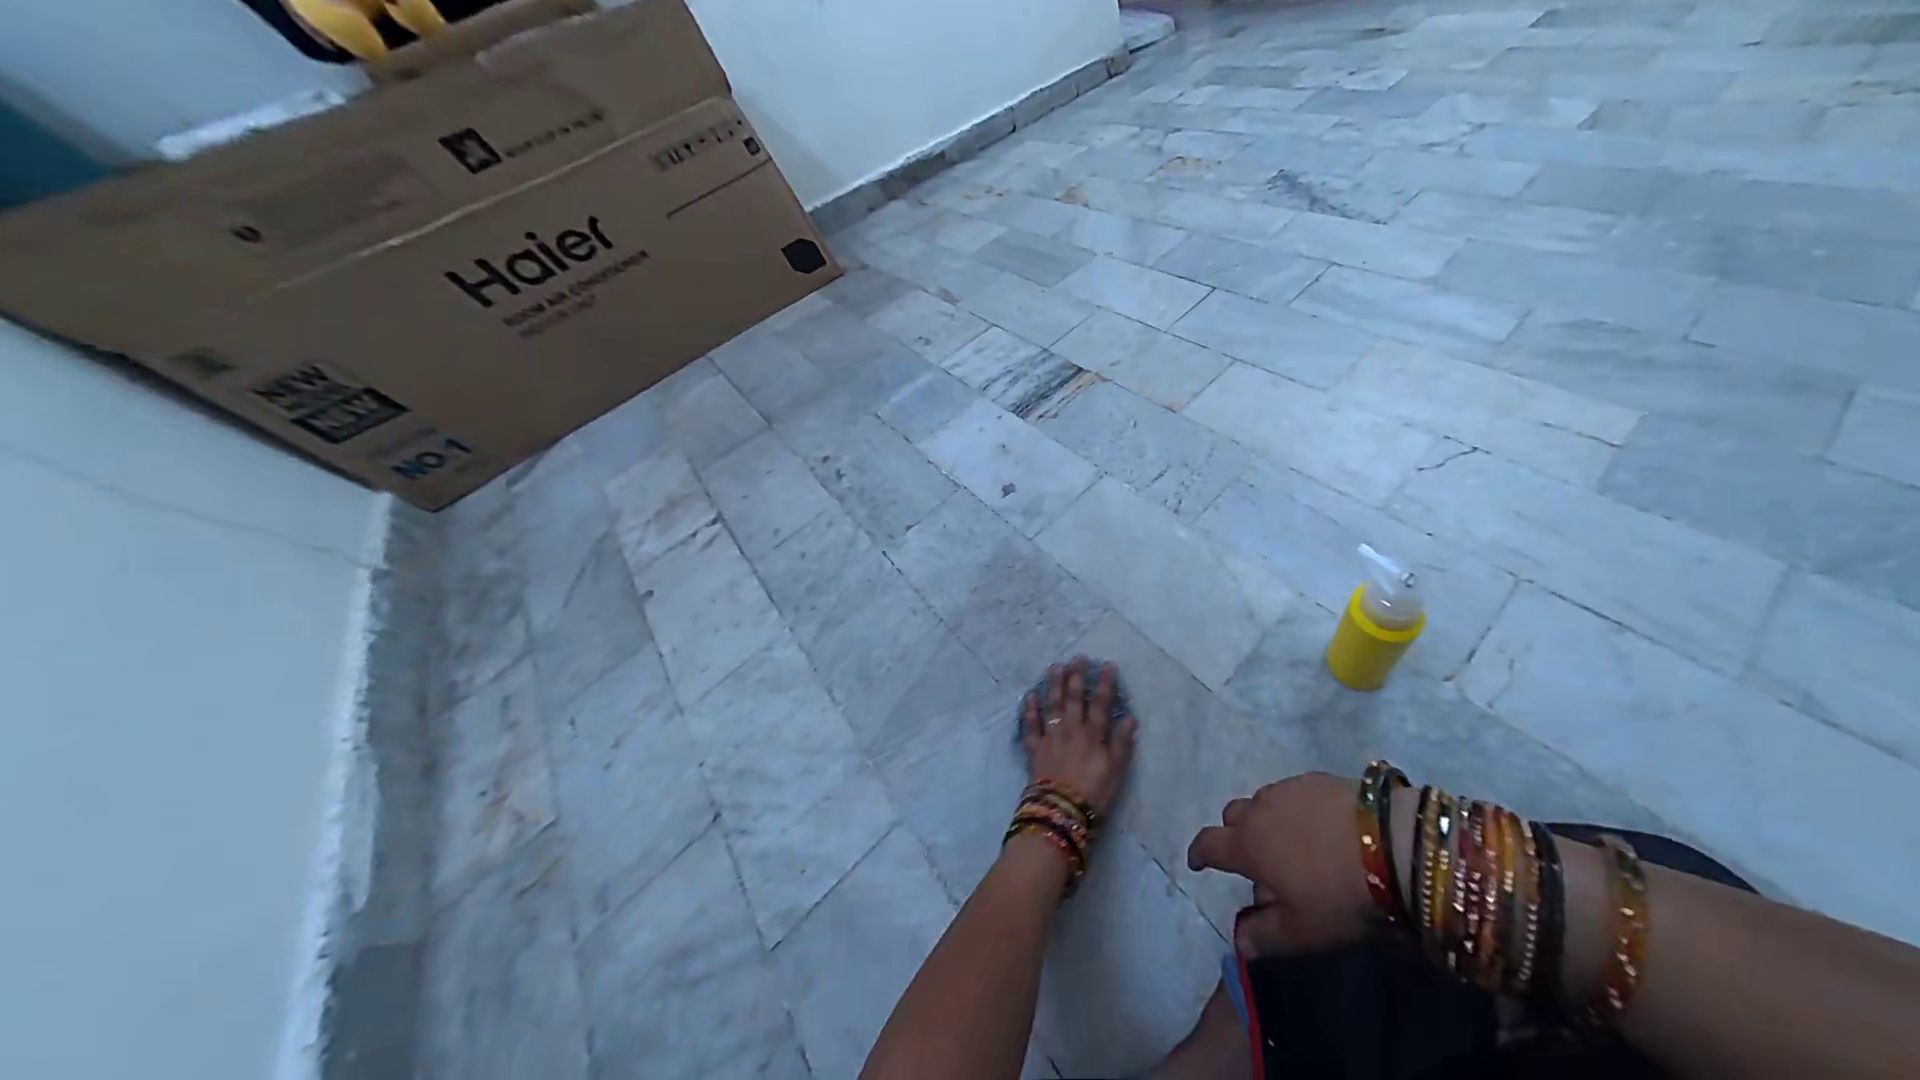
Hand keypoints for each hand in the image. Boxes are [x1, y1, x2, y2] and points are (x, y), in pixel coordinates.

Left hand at [1019, 657, 1137, 814]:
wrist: (1061, 809)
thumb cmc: (1094, 792)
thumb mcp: (1116, 770)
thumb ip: (1122, 743)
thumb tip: (1129, 718)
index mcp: (1093, 735)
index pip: (1100, 704)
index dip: (1104, 684)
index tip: (1107, 666)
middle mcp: (1071, 730)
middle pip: (1073, 698)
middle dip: (1076, 676)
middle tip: (1078, 658)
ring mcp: (1051, 736)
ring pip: (1051, 705)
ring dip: (1053, 684)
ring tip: (1055, 667)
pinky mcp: (1034, 747)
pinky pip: (1030, 725)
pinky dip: (1030, 709)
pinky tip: (1030, 695)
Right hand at [1186, 772, 1375, 956]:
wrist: (1392, 841)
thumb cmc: (1338, 892)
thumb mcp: (1304, 930)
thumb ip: (1266, 936)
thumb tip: (1239, 942)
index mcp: (1246, 846)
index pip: (1207, 844)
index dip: (1198, 854)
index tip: (1196, 863)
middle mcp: (1257, 811)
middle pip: (1231, 816)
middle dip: (1233, 833)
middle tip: (1253, 856)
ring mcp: (1286, 790)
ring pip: (1262, 802)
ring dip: (1266, 819)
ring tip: (1292, 841)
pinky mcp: (1316, 779)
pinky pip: (1292, 793)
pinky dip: (1295, 808)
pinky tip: (1319, 824)